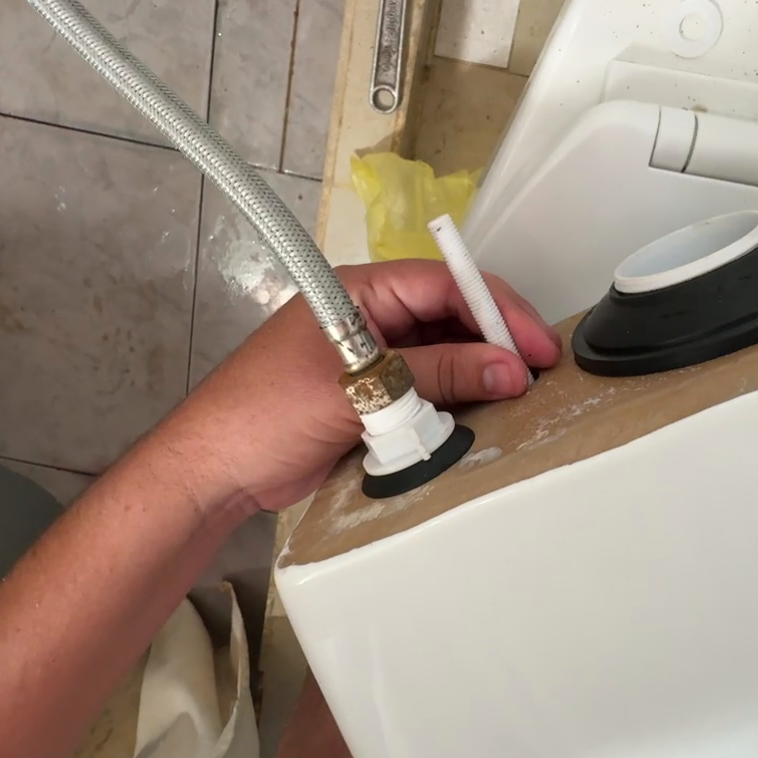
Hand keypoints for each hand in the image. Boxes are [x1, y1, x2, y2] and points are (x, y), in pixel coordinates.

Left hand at [143, 260, 561, 514]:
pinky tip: (485, 412)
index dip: (497, 310)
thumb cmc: (266, 413)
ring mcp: (376, 357)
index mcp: (361, 291)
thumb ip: (438, 374)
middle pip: (451, 315)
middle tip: (540, 369)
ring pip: (445, 353)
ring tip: (523, 392)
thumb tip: (510, 368)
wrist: (217, 472)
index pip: (444, 284)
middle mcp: (373, 317)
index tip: (536, 344)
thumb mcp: (359, 388)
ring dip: (480, 371)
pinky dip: (457, 400)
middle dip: (496, 339)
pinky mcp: (376, 396)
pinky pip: (430, 389)